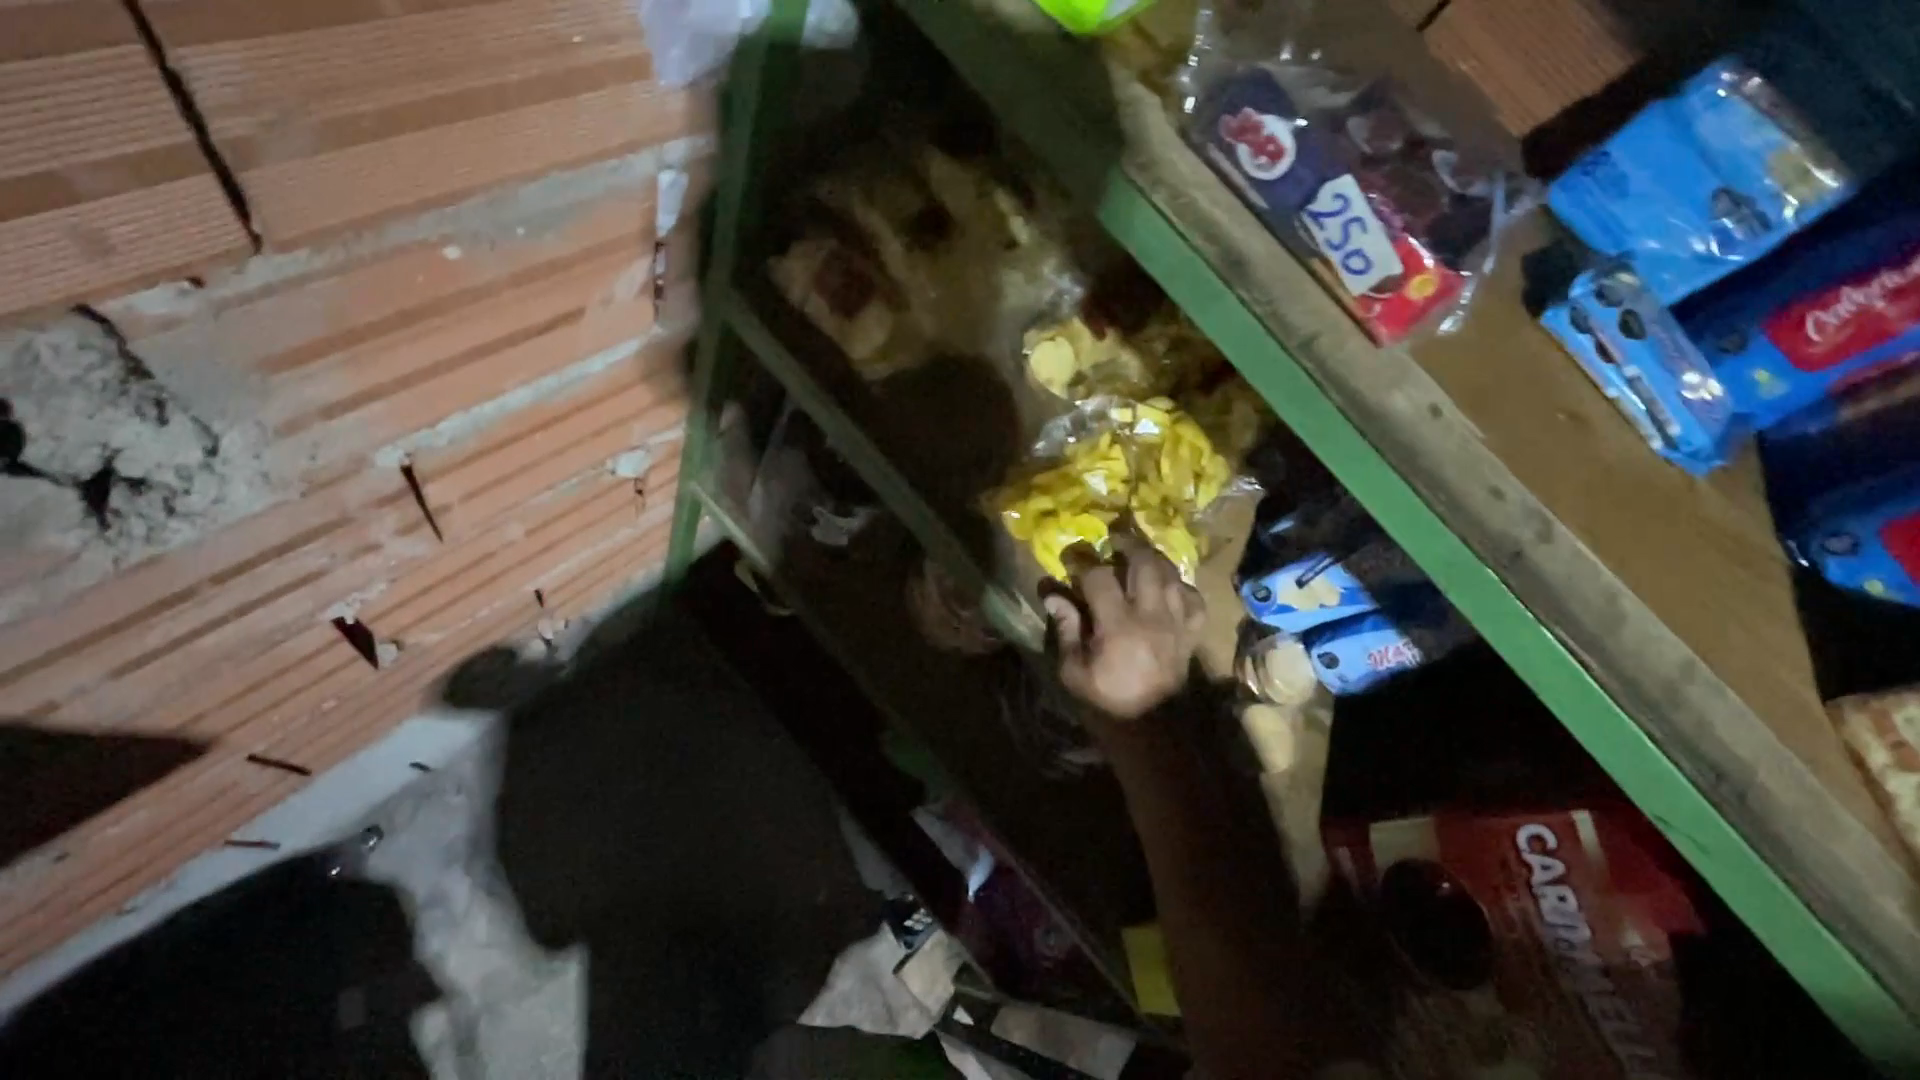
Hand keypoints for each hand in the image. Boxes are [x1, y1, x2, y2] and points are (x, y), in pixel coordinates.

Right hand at [1044, 537, 1205, 719]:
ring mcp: (1176, 623)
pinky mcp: (1191, 633)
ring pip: (1171, 574)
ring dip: (1153, 560)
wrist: (1152, 727)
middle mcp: (1151, 615)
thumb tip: (1052, 594)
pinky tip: (1167, 587)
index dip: (1083, 563)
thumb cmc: (1106, 699)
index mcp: (1118, 624)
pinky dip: (1180, 587)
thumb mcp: (1074, 670)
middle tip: (1113, 542)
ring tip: (1138, 557)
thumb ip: (1065, 628)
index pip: (1100, 576)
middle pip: (1144, 563)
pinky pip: (1192, 598)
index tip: (1072, 560)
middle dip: (1127, 545)